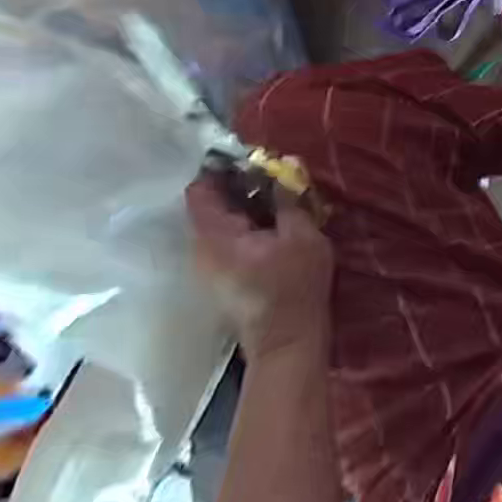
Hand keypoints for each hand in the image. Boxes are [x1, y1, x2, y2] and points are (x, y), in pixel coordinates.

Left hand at [185, 173, 332, 360]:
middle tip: (273, 175)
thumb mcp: (302, 235)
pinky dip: (245, 224)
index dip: (221, 169)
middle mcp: (201, 250)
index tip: (252, 159)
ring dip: (244, 205)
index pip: (199, 190)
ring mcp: (208, 267)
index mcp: (215, 236)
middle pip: (208, 205)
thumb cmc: (294, 285)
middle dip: (238, 185)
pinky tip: (273, 224)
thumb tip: (287, 163)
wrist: (287, 342)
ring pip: (218, 222)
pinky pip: (226, 238)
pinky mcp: (221, 278)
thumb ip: (289, 198)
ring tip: (277, 197)